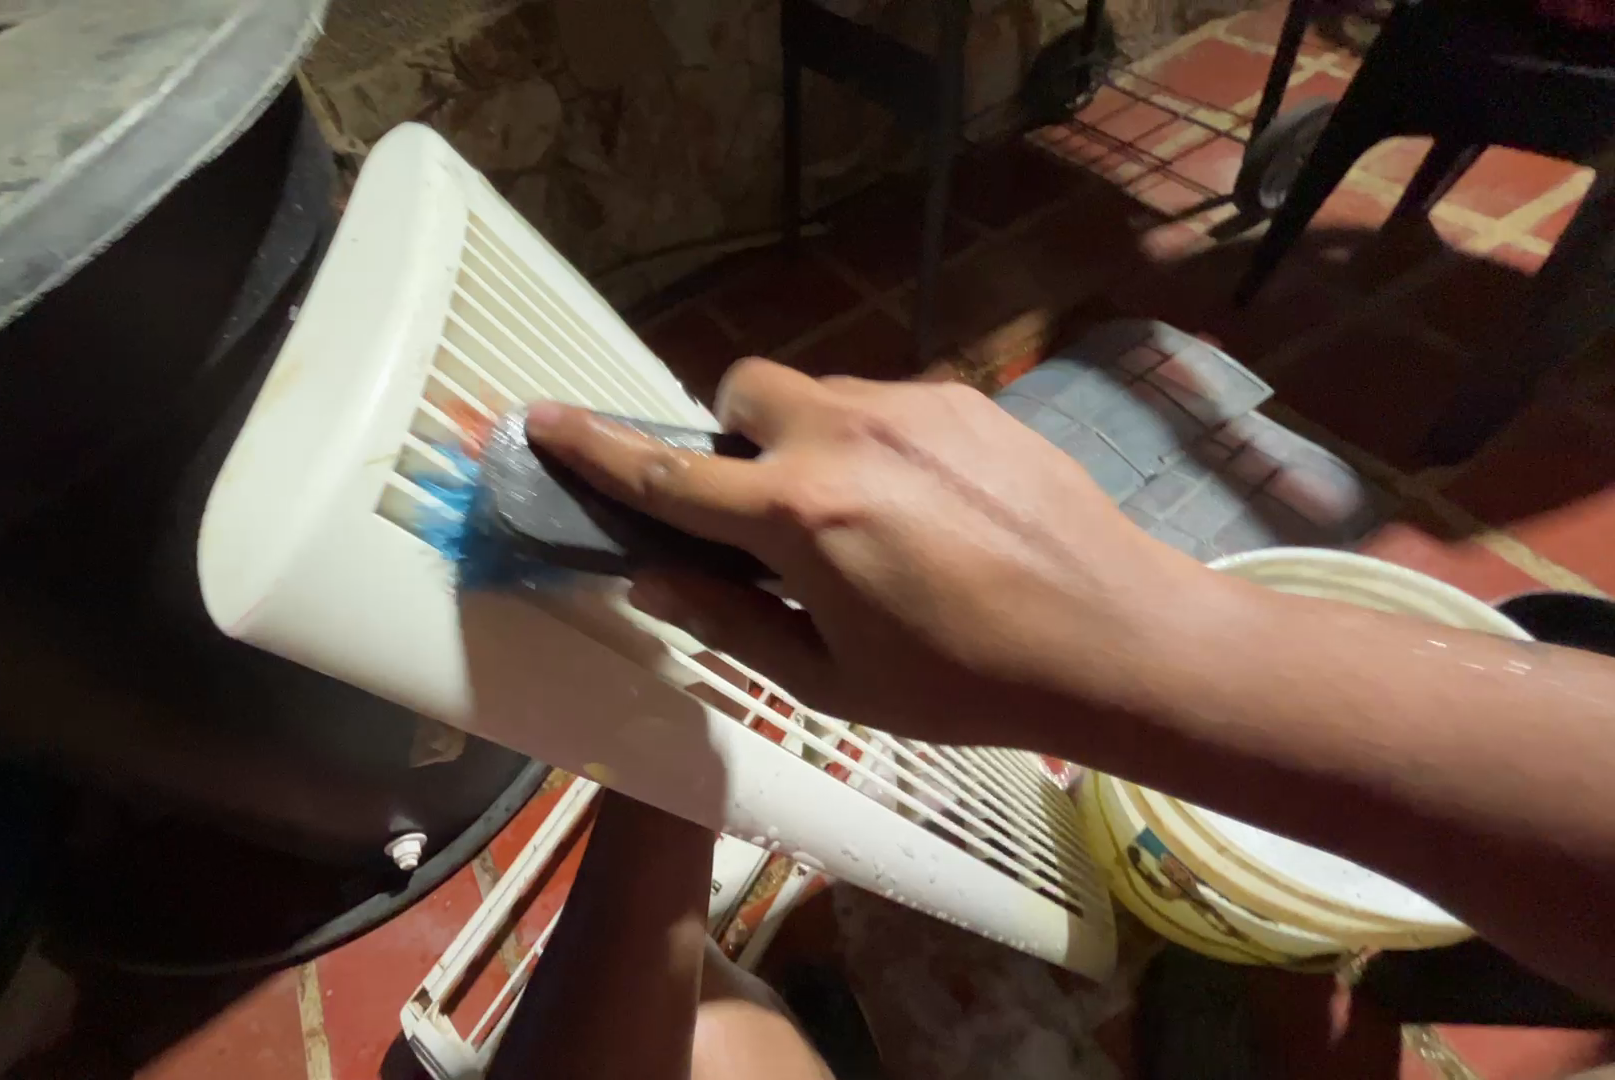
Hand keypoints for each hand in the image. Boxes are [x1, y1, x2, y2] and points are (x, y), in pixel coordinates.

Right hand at [524, 359, 1211, 745]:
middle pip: (738, 390)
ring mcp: (909, 405)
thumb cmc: (962, 684)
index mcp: (800, 517)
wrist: (1119, 640)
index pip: (666, 474)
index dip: (594, 447)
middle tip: (758, 503)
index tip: (542, 418)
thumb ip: (728, 620)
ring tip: (851, 513)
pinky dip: (861, 441)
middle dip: (726, 438)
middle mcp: (843, 437)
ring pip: (810, 393)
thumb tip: (652, 575)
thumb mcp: (829, 681)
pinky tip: (915, 504)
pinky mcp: (961, 397)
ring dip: (796, 441)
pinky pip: (875, 402)